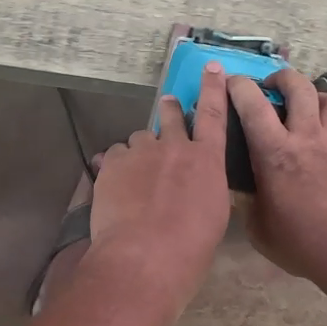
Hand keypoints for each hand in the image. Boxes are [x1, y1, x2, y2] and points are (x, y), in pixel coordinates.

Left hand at [84, 62, 232, 310]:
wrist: (143, 257)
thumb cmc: (190, 248)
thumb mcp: (213, 215)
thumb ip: (206, 187)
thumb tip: (197, 183)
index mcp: (207, 160)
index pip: (214, 114)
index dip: (213, 89)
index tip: (211, 68)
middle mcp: (175, 147)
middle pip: (172, 116)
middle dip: (170, 110)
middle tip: (168, 107)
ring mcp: (141, 153)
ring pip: (140, 138)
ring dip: (141, 148)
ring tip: (137, 172)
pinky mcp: (112, 164)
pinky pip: (115, 155)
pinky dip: (117, 165)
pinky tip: (115, 185)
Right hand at [229, 67, 326, 289]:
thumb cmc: (301, 245)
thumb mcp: (258, 228)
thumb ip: (246, 202)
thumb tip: (239, 188)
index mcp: (274, 152)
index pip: (252, 104)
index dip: (238, 86)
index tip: (231, 82)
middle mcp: (307, 138)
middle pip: (299, 86)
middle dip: (282, 77)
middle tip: (273, 86)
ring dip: (316, 98)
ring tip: (308, 109)